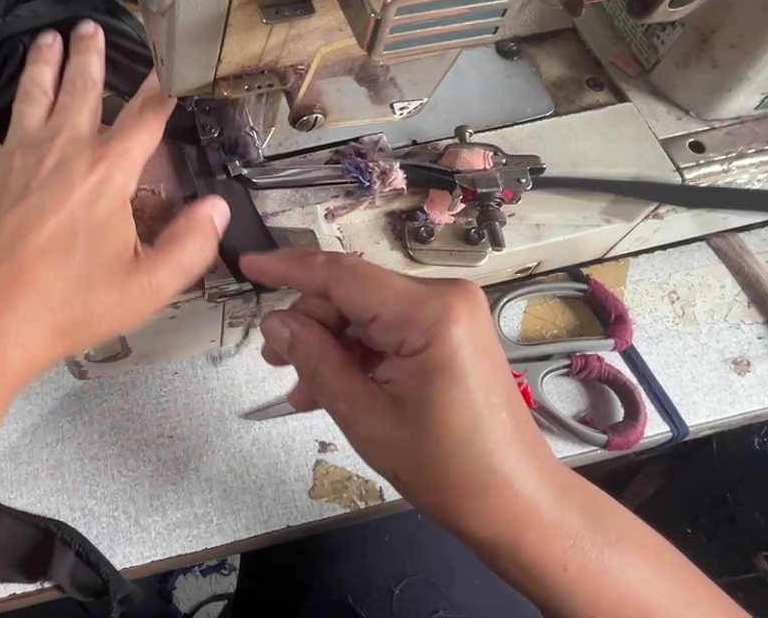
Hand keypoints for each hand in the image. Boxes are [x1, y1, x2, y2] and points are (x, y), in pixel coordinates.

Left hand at [0, 20, 228, 385]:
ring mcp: (16, 155)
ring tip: (47, 38)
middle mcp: (63, 147)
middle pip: (81, 88)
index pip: (145, 116)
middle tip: (90, 26)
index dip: (162, 87)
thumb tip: (218, 206)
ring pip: (31, 94)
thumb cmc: (70, 305)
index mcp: (108, 170)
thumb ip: (190, 245)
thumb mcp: (146, 287)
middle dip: (89, 55)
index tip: (169, 62)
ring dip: (40, 64)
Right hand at [240, 250, 565, 542]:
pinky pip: (387, 325)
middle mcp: (443, 296)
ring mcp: (450, 310)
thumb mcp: (365, 416)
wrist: (518, 505)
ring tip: (303, 389)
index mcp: (429, 311)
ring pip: (365, 310)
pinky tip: (334, 384)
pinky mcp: (450, 328)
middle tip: (275, 363)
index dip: (288, 267)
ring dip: (331, 343)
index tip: (248, 263)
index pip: (341, 274)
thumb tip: (275, 322)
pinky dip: (358, 350)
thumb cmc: (450, 470)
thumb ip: (315, 359)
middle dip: (309, 324)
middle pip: (351, 292)